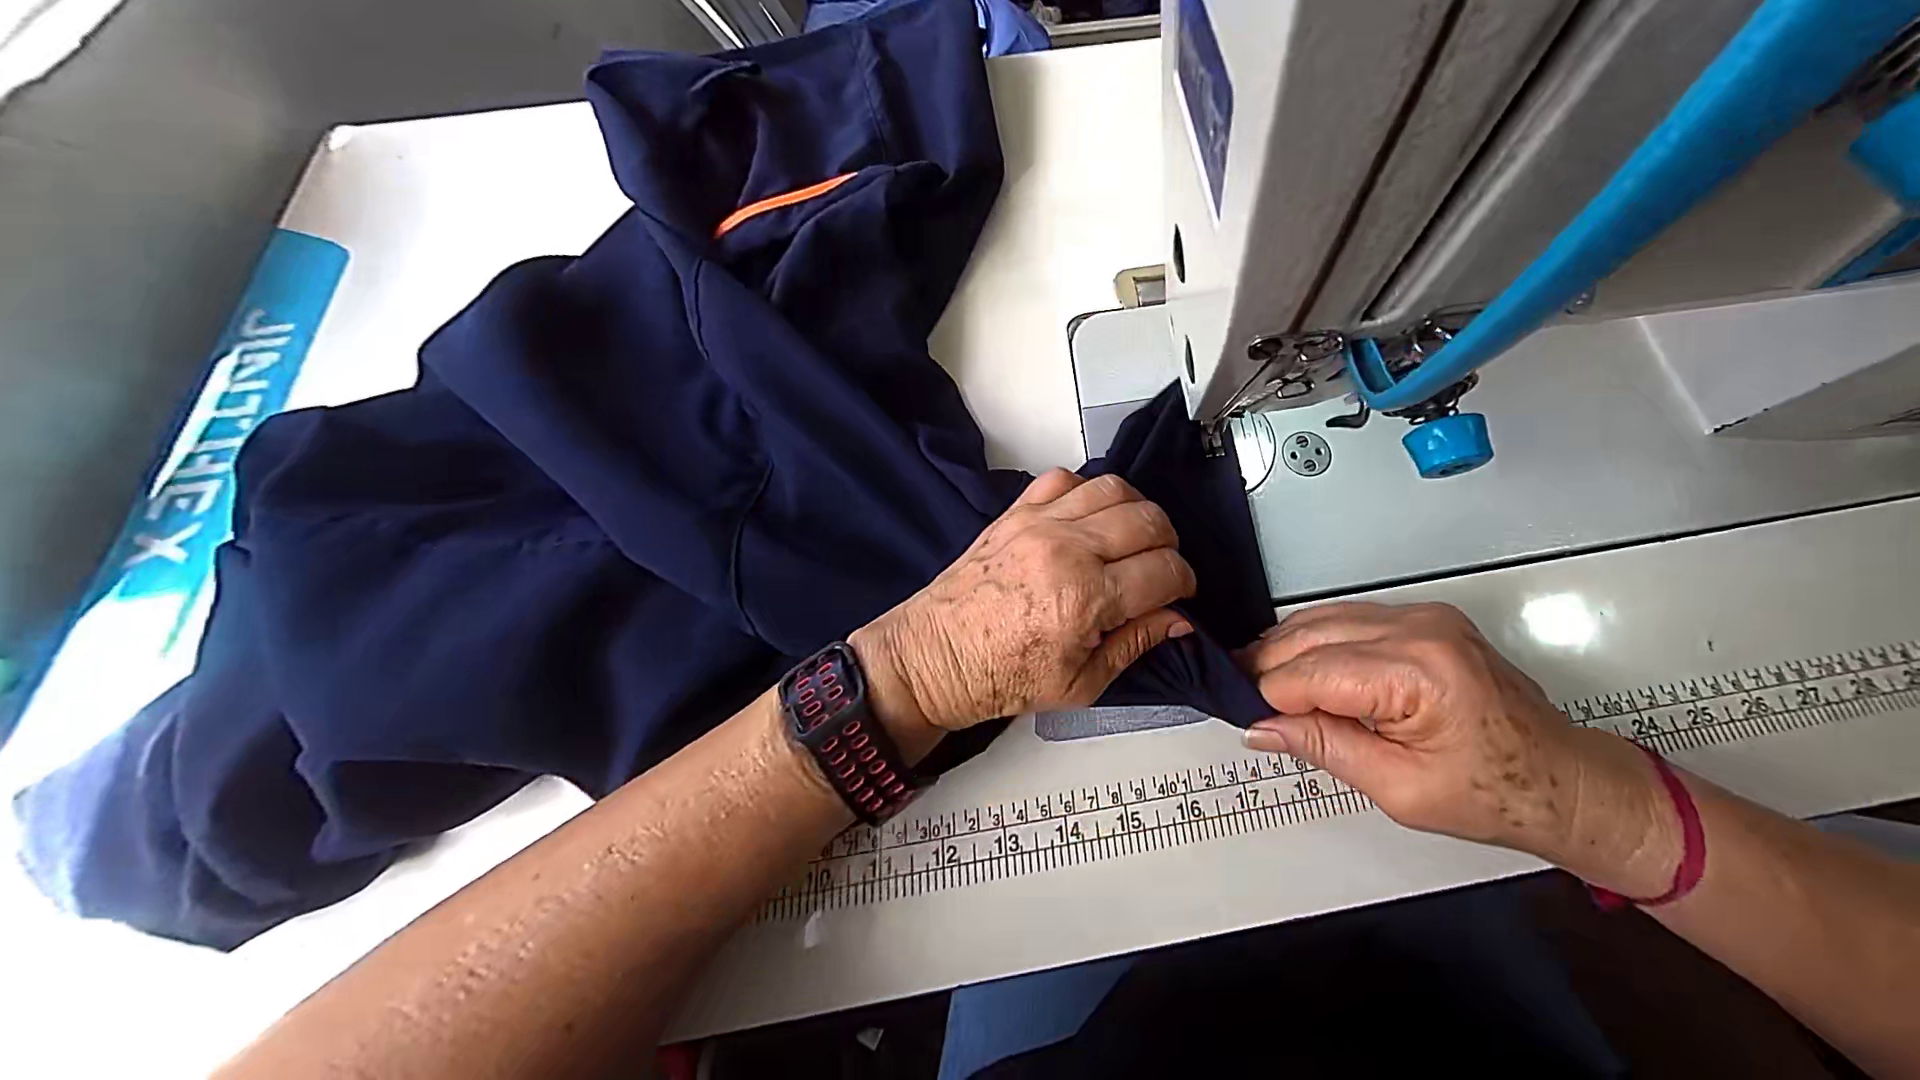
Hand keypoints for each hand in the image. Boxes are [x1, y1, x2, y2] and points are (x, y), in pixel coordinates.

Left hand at [851, 470, 1196, 749]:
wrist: (935, 657)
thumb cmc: (996, 675)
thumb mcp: (1080, 685)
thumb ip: (1135, 644)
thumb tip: (1176, 621)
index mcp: (1085, 598)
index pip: (1165, 570)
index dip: (1182, 584)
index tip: (1177, 594)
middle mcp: (1064, 550)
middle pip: (1149, 521)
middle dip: (1167, 546)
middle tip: (1158, 569)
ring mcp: (1037, 525)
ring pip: (1114, 489)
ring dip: (1135, 513)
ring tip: (1131, 542)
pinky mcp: (1014, 515)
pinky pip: (1064, 479)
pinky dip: (1087, 492)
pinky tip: (1089, 520)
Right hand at [1237, 601, 1681, 895]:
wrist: (1564, 780)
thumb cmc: (1501, 792)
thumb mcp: (1396, 788)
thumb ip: (1322, 746)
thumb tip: (1262, 727)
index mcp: (1419, 674)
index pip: (1308, 675)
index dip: (1268, 698)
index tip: (1247, 718)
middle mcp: (1420, 630)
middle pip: (1306, 637)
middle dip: (1266, 668)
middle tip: (1244, 701)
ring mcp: (1422, 617)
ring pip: (1318, 620)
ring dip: (1284, 651)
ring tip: (1264, 686)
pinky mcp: (1420, 617)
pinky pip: (1343, 618)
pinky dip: (1313, 641)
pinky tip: (1299, 666)